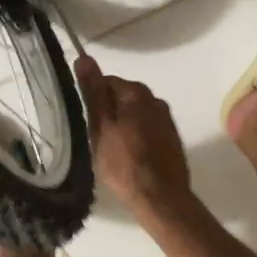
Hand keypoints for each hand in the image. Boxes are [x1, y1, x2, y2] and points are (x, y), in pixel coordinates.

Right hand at [74, 57, 194, 219]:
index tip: (88, 123)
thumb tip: (84, 57)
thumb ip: (93, 92)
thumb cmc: (123, 163)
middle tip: (98, 140)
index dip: (93, 101)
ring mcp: (167, 119)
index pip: (106, 81)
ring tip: (113, 151)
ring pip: (135, 114)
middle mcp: (155, 99)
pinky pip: (147, 129)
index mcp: (136, 92)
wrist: (161, 198)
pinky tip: (131, 157)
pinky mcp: (172, 138)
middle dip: (109, 113)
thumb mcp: (100, 127)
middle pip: (122, 97)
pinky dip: (137, 137)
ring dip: (123, 126)